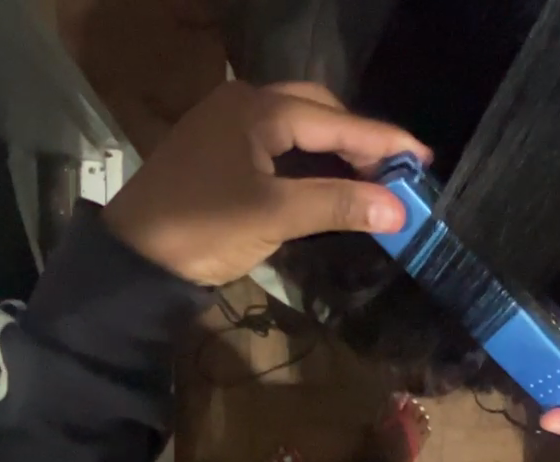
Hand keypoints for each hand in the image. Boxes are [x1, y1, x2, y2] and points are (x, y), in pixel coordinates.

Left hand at [100, 81, 429, 285]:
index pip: (335, 120)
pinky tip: (327, 183)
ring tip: (370, 179)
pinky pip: (278, 146)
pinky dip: (308, 162)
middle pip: (318, 111)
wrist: (136, 257)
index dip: (383, 139)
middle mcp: (244, 105)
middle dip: (359, 139)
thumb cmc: (203, 230)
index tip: (423, 157)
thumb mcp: (273, 216)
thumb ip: (336, 205)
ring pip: (297, 127)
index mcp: (257, 110)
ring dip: (334, 150)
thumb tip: (398, 209)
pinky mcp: (221, 153)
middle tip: (395, 172)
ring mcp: (229, 127)